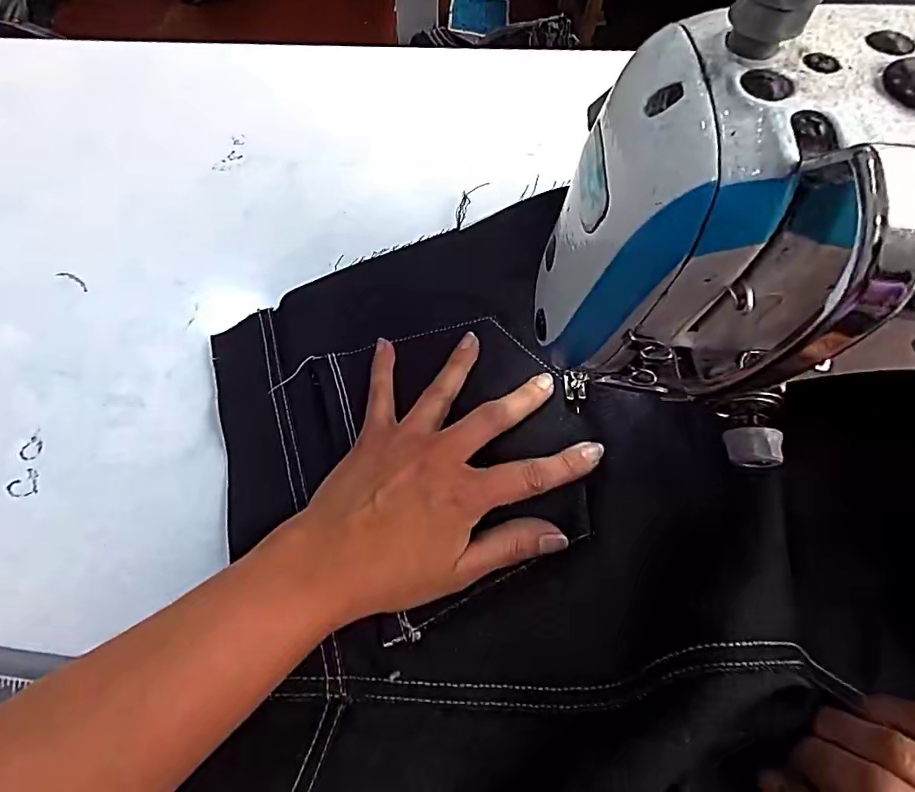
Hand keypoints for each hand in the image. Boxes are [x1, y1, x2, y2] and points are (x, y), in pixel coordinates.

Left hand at [264, 332, 602, 624]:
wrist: (323, 565)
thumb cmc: (387, 573)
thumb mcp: (458, 570)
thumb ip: (509, 546)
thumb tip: (553, 535)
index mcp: (465, 492)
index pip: (530, 475)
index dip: (567, 464)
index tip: (591, 450)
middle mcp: (442, 456)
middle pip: (493, 418)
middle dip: (524, 399)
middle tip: (543, 382)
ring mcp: (408, 440)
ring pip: (441, 393)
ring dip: (460, 364)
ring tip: (473, 341)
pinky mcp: (375, 435)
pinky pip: (381, 395)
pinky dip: (383, 369)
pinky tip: (385, 346)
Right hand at [762, 695, 914, 791]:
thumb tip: (779, 782)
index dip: (809, 784)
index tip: (775, 774)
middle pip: (877, 779)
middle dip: (823, 755)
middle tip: (796, 746)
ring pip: (904, 745)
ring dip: (850, 727)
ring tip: (822, 723)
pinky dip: (896, 708)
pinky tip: (868, 704)